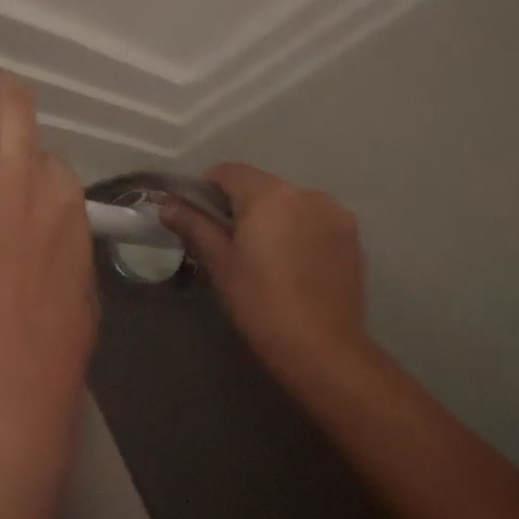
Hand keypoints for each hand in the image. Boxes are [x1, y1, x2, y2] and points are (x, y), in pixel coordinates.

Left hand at [0, 51, 96, 419]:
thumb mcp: (80, 296)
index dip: (28, 155)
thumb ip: (69, 258)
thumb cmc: (48, 344)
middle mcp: (26, 174)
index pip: (50, 158)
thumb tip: (60, 254)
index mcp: (68, 202)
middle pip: (17, 109)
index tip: (11, 159)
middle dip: (2, 89)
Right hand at [159, 162, 369, 371]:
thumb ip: (193, 226)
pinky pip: (315, 221)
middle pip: (262, 186)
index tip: (199, 219)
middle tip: (228, 244)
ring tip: (265, 258)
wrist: (320, 347)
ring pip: (291, 203)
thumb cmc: (259, 303)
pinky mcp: (352, 236)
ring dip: (273, 218)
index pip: (229, 171)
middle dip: (242, 206)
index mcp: (269, 195)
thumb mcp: (219, 263)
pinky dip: (299, 232)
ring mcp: (335, 213)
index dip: (207, 190)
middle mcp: (306, 193)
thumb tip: (167, 206)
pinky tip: (293, 266)